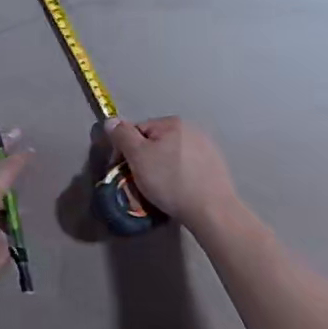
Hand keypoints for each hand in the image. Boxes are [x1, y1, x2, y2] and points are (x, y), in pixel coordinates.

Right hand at [103, 116, 242, 229]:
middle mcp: (191, 128)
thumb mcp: (138, 157)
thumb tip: (111, 119)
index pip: (137, 130)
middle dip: (144, 159)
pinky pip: (187, 166)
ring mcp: (207, 146)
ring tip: (160, 189)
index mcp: (172, 123)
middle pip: (155, 142)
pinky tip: (179, 190)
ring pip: (172, 155)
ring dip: (162, 167)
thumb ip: (122, 135)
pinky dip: (179, 175)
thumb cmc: (170, 181)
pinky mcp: (215, 165)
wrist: (210, 209)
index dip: (125, 150)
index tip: (123, 171)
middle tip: (140, 182)